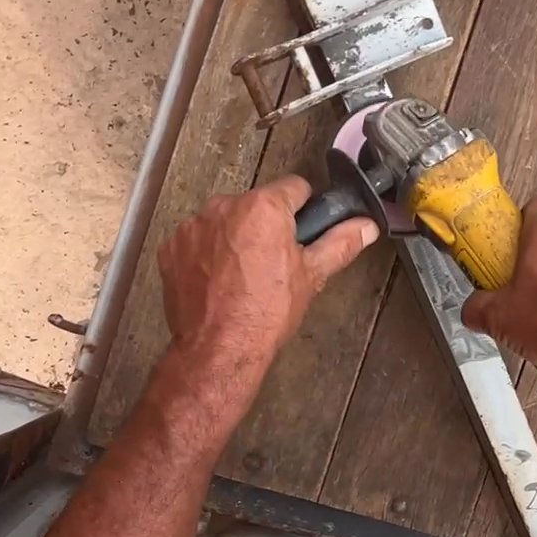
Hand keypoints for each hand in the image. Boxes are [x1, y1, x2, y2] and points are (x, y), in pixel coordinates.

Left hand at [158, 175, 378, 372]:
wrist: (219, 349)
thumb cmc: (265, 314)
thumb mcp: (311, 277)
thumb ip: (340, 244)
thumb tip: (365, 227)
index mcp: (264, 208)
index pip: (295, 187)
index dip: (304, 209)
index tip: (302, 232)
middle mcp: (225, 207)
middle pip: (256, 205)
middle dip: (266, 227)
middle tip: (274, 264)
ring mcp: (194, 226)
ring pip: (225, 222)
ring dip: (235, 240)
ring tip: (243, 278)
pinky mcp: (171, 248)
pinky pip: (197, 241)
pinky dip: (207, 256)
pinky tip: (218, 283)